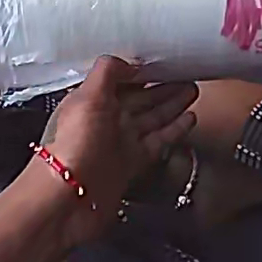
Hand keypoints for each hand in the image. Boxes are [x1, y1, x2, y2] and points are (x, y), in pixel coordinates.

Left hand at [38, 56, 197, 244]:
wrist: (68, 198)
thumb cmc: (73, 146)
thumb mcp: (88, 96)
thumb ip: (108, 73)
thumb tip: (129, 63)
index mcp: (92, 101)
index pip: (122, 80)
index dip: (143, 72)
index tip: (165, 63)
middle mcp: (106, 121)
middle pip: (141, 99)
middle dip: (163, 88)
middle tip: (186, 77)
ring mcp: (120, 143)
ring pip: (152, 119)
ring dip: (173, 105)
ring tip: (192, 92)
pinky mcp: (132, 164)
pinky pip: (158, 142)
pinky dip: (174, 130)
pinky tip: (189, 120)